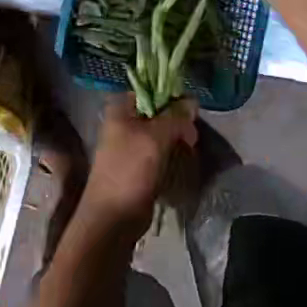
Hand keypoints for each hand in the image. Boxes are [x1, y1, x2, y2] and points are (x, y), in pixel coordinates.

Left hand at [81, 96, 197, 234]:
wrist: (113, 217)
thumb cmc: (130, 170)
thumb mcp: (155, 137)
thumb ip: (175, 117)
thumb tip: (193, 101)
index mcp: (120, 109)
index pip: (149, 90)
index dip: (170, 95)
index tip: (191, 106)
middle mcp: (123, 123)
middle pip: (156, 112)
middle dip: (177, 119)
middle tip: (193, 132)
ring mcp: (130, 146)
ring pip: (160, 133)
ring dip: (176, 138)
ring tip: (191, 146)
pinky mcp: (138, 166)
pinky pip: (159, 152)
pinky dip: (171, 154)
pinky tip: (182, 159)